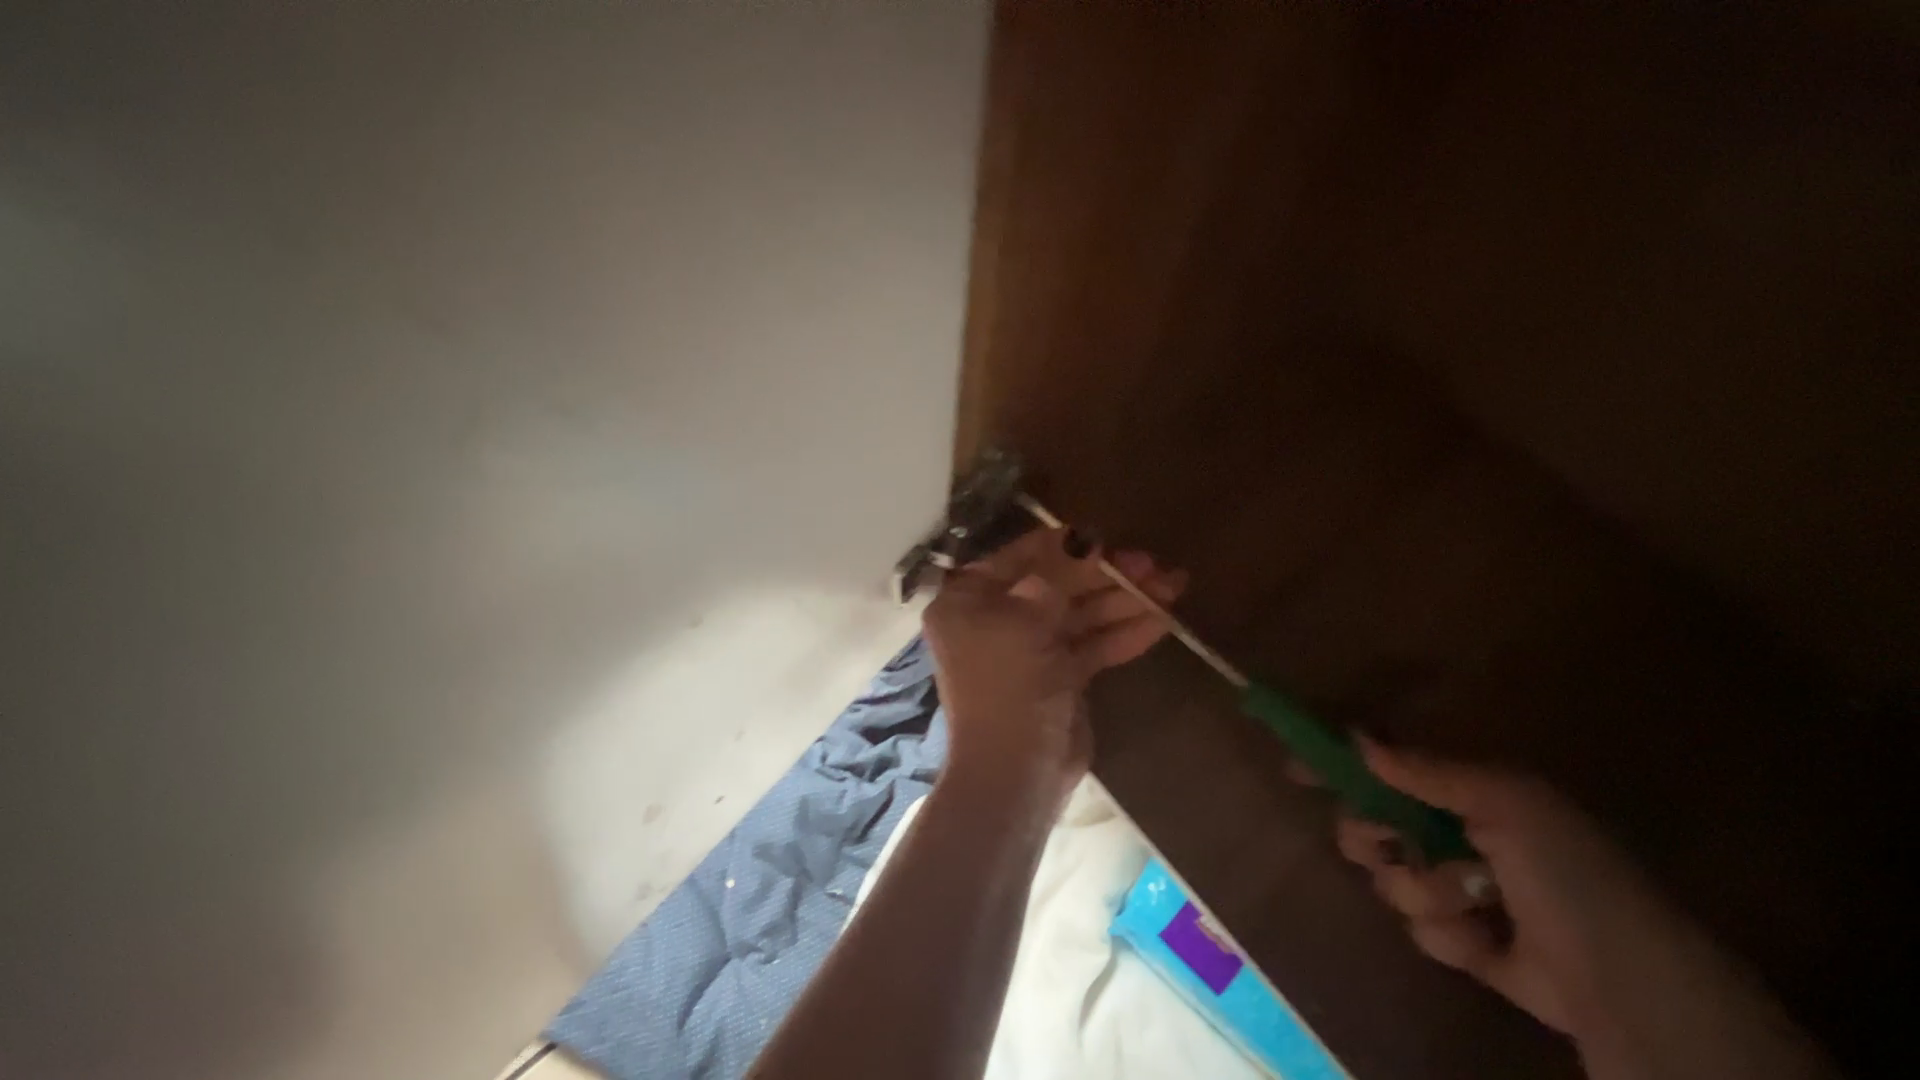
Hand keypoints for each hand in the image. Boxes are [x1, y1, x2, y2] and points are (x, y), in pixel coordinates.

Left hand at [922, 526, 1185, 807]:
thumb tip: (1081, 542)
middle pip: (1056, 586)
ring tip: (1173, 585)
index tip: (1105, 537)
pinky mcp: (1059, 678)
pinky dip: (1123, 635)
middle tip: (1152, 564)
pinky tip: (1163, 620)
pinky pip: (1092, 646)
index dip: (1063, 546)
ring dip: (1124, 602)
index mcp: (969, 602)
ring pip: (1080, 616)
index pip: (1018, 558)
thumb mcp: (1026, 622)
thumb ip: (1055, 577)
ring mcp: (1029, 650)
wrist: (1015, 772)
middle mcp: (995, 620)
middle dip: (1106, 576)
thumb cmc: (1008, 686)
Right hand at [1333, 741, 1674, 1037]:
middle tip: (1389, 844)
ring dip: (1423, 891)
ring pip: (1389, 878)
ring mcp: (1456, 887)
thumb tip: (1356, 734)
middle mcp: (1456, 832)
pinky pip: (1417, 926)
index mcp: (1470, 791)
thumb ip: (1428, 769)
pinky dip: (1448, 933)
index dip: (1344, 765)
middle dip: (1372, 836)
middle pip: (1372, 822)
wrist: (1618, 978)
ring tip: (1471, 902)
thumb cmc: (1565, 871)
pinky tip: (1485, 941)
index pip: (1390, 766)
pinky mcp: (1459, 938)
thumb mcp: (1505, 802)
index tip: (1299, 768)